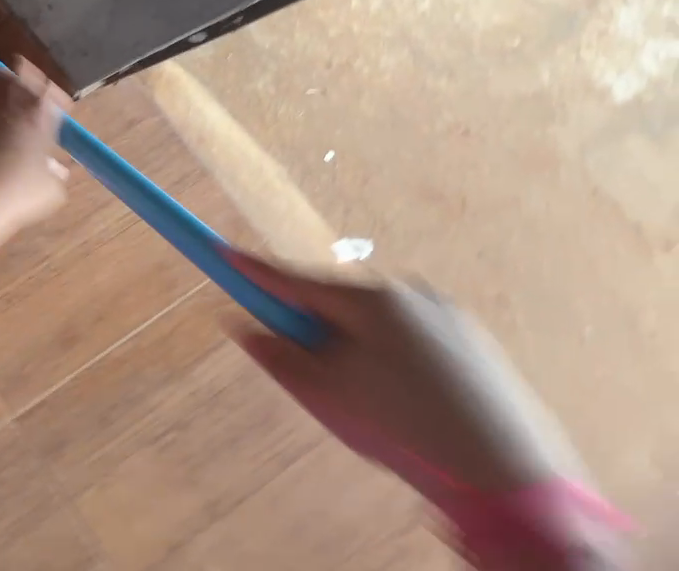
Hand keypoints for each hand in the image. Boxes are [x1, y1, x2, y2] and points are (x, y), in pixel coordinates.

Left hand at [0, 58, 71, 223]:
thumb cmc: (24, 192)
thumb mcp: (51, 188)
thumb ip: (55, 175)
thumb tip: (58, 170)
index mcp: (40, 124)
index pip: (49, 98)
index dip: (52, 92)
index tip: (53, 91)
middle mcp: (14, 116)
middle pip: (17, 86)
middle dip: (21, 74)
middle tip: (20, 62)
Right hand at [229, 252, 587, 505]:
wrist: (514, 483)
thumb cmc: (401, 427)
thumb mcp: (320, 392)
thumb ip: (275, 353)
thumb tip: (245, 327)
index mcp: (371, 301)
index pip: (293, 279)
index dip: (252, 269)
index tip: (220, 250)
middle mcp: (413, 296)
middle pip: (336, 302)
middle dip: (314, 327)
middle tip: (309, 369)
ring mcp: (453, 319)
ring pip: (374, 324)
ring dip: (353, 347)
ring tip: (367, 401)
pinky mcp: (480, 348)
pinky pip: (412, 341)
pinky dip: (392, 361)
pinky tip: (403, 405)